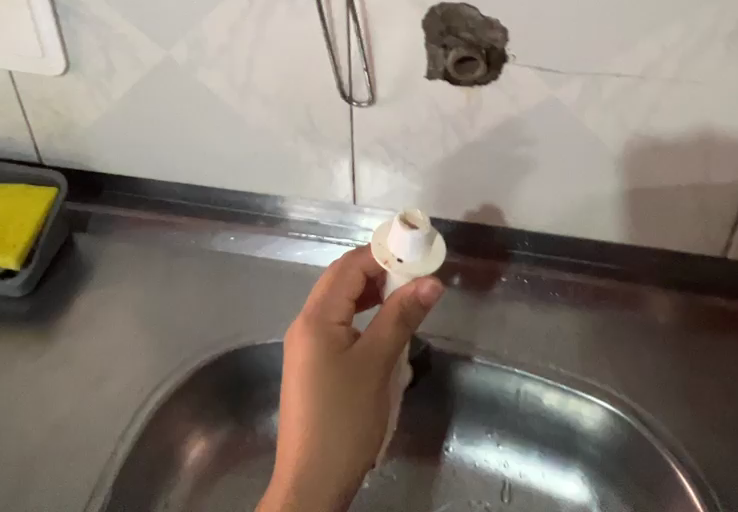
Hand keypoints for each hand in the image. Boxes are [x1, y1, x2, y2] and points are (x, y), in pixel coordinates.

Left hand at [258, 248, 444, 511]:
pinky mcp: (313, 367)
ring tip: (406, 298)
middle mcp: (305, 324)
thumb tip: (431, 281)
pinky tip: (384, 331)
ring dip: (371, 296)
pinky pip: (339, 327)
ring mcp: (306, 347)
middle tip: (416, 275)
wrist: (311, 482)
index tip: (418, 255)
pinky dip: (363, 319)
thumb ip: (401, 317)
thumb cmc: (344, 418)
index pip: (349, 267)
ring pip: (340, 304)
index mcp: (315, 316)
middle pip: (341, 281)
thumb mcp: (377, 364)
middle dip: (378, 272)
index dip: (382, 255)